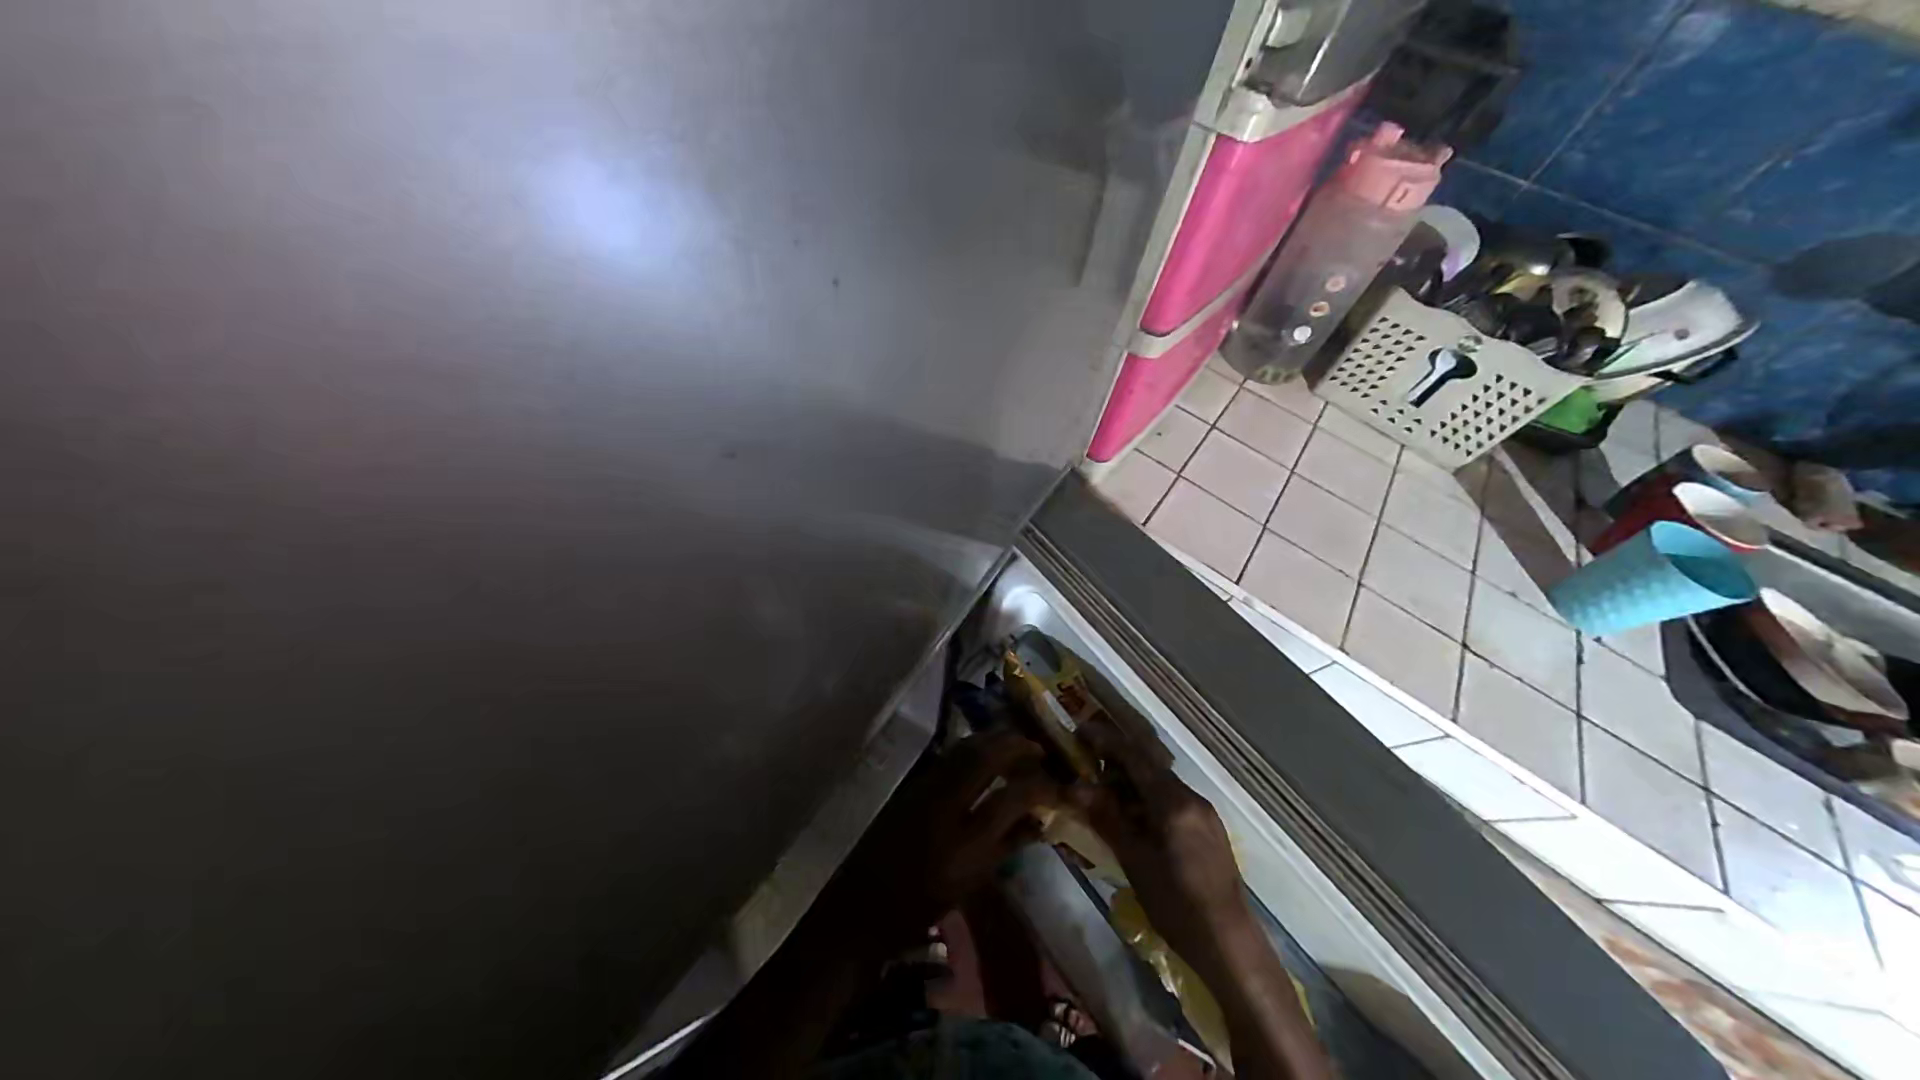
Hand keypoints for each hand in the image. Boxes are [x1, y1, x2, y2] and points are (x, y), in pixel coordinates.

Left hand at [827, 729, 1065, 948]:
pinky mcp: (910, 786)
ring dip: (993, 741)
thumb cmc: (921, 905)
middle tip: (1037, 749)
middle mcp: (944, 805)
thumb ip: (1008, 846)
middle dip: (1015, 745)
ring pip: (963, 749)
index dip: (1041, 785)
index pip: (1013, 796)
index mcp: (966, 841)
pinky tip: (983, 757)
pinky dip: (972, 750)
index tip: (1057, 784)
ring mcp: (924, 789)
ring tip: (1015, 746)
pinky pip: (948, 757)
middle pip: (985, 756)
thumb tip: (1039, 820)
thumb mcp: (972, 881)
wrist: (862, 906)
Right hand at [1075, 719, 1252, 972]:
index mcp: (1174, 801)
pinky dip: (1147, 799)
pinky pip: (1172, 801)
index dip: (1106, 740)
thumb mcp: (1134, 860)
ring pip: (1161, 784)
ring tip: (1102, 794)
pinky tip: (1131, 818)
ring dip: (1131, 782)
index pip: (1135, 756)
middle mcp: (1192, 798)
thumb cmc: (1176, 903)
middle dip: (1117, 760)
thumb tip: (1075, 787)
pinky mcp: (1208, 830)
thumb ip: (1106, 818)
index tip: (1080, 731)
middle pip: (1150, 766)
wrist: (1228, 943)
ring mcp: (1204, 814)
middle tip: (1086, 763)